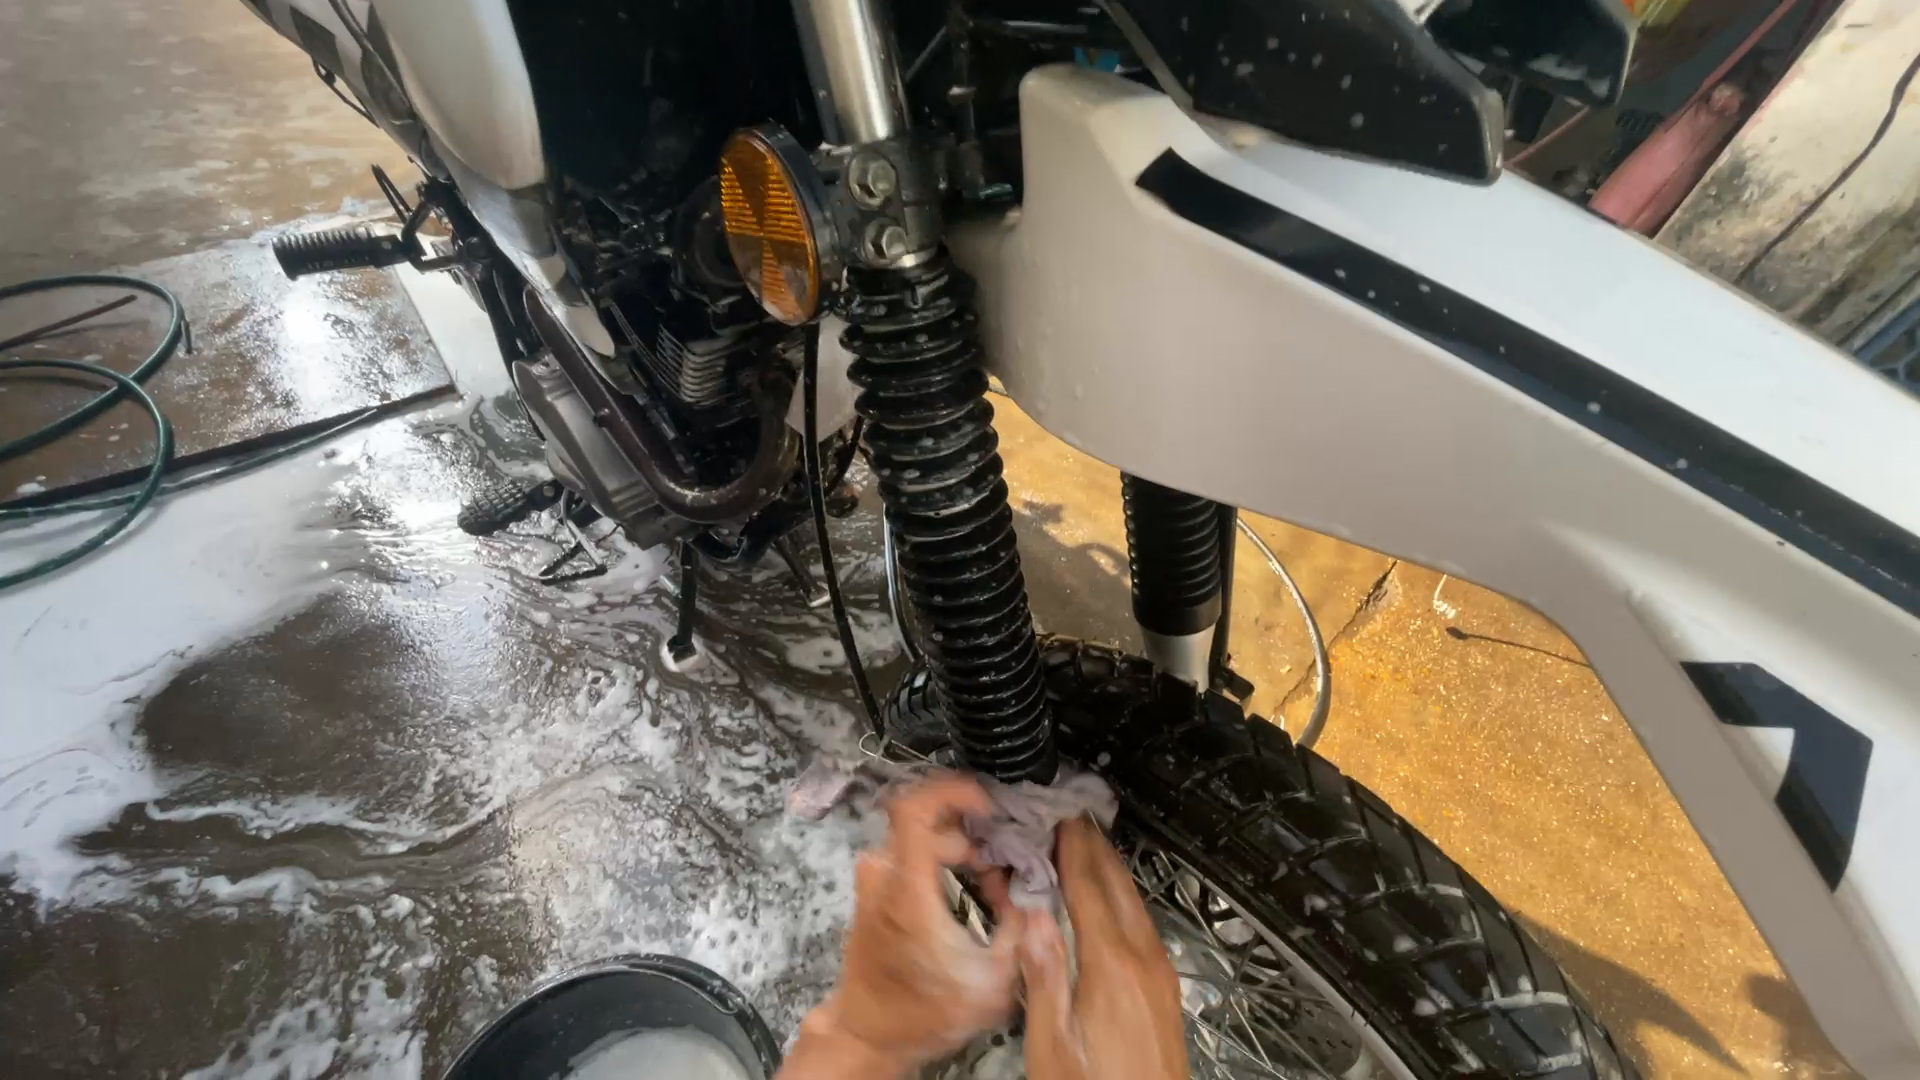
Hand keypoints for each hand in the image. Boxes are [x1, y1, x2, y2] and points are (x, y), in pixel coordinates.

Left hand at [780, 774, 1026, 1079]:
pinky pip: (912, 852)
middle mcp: (884, 873)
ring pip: (923, 837)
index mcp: (907, 888)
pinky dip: (942, 861)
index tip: (986, 805)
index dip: (951, 791)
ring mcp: (875, 878)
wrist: (866, 1035)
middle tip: (1000, 866)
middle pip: (931, 823)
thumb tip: (1035, 898)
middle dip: (973, 837)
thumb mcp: (990, 985)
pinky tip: (964, 891)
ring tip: (987, 882)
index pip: (914, 808)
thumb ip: (1020, 935)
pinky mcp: (875, 887)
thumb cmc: (922, 1013)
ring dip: (959, 851)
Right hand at [1021, 817, 1187, 1079]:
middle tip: (1070, 815)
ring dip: (1108, 866)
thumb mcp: (1052, 1047)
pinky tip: (1108, 894)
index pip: (1089, 887)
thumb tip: (1032, 914)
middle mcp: (1143, 958)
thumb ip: (1043, 976)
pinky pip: (1142, 920)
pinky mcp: (1165, 987)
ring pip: (1134, 899)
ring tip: (1085, 842)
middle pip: (1117, 883)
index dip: (1072, 848)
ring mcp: (1160, 972)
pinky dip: (1120, 893)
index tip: (1059, 815)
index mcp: (1111, 964)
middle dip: (1093, 845)